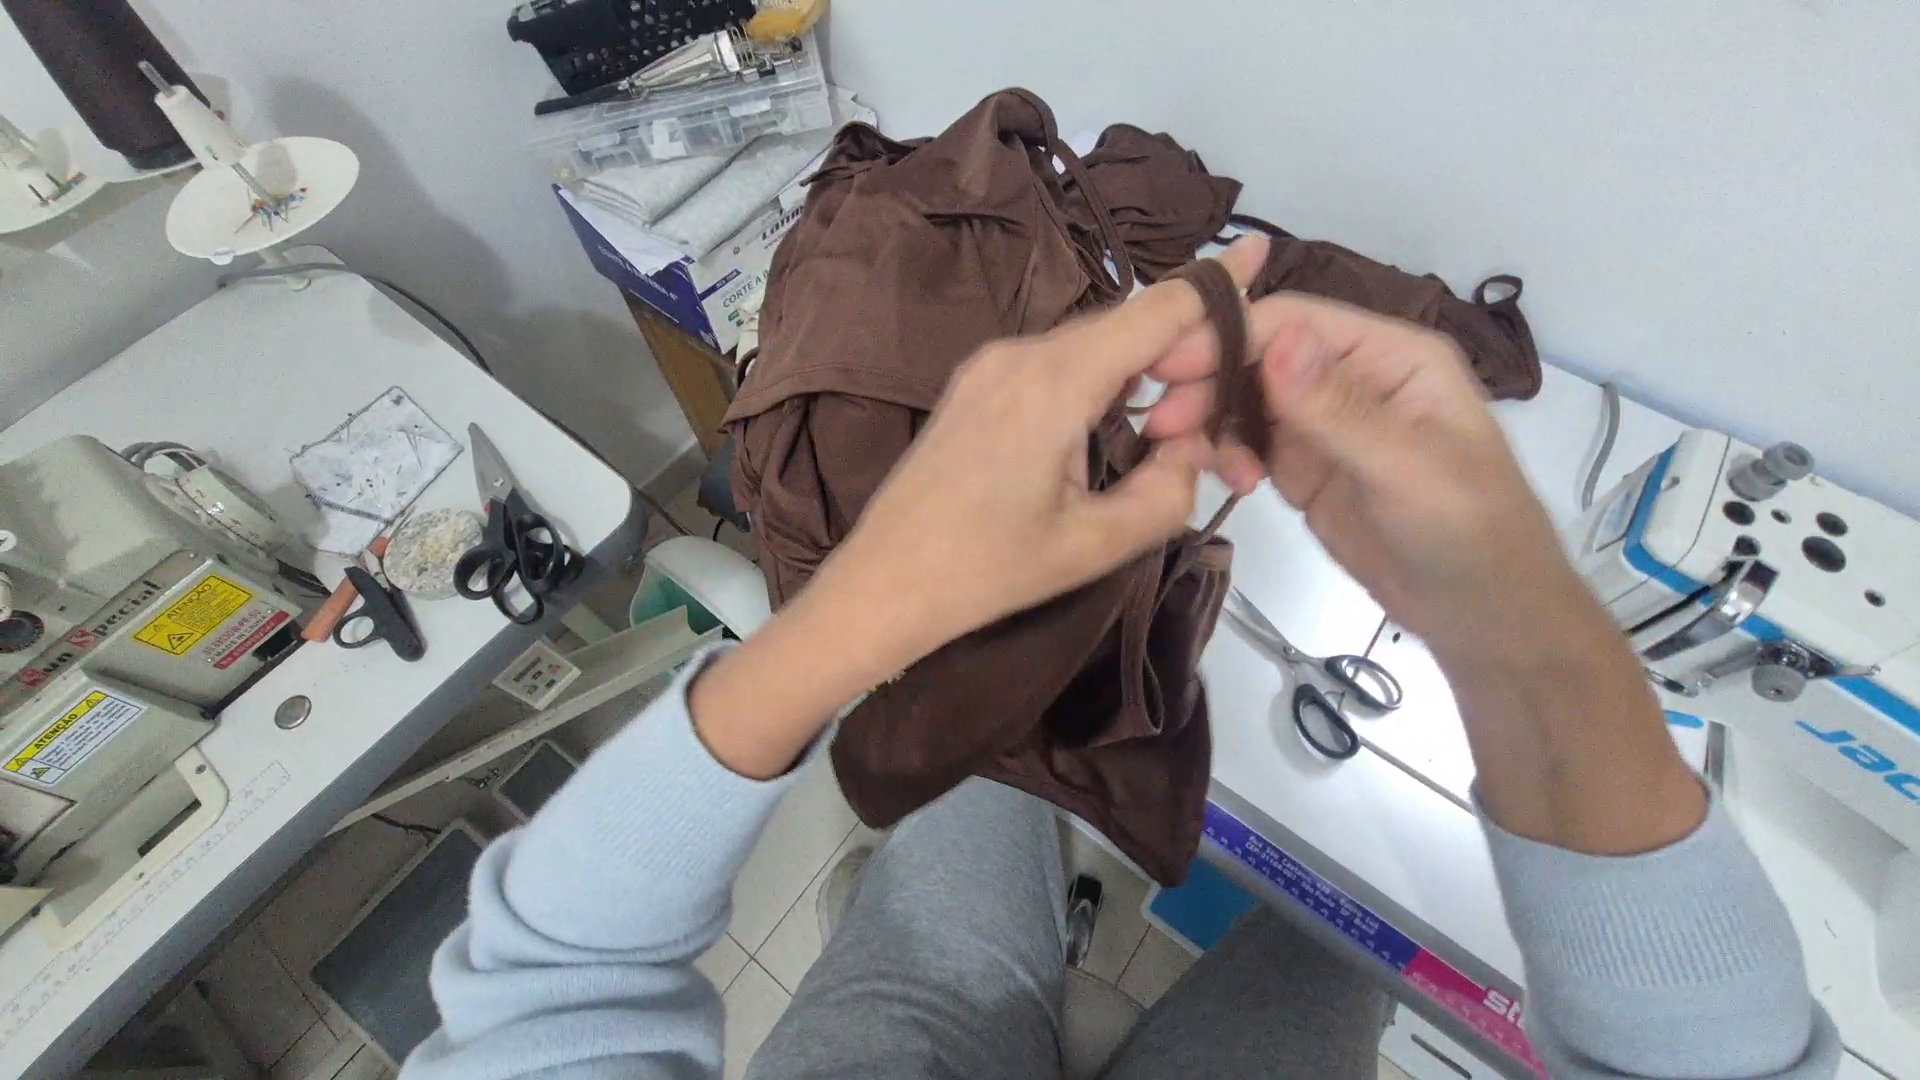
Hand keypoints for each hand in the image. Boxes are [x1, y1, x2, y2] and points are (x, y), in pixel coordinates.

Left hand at [690, 235, 1268, 777]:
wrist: (884, 583)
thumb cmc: (985, 571)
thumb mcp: (1095, 544)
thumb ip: (1168, 490)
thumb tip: (1190, 448)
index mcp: (1054, 382)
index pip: (1156, 309)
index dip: (1216, 285)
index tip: (1262, 256)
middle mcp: (1020, 353)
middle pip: (1125, 325)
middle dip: (1182, 352)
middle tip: (1212, 414)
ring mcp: (989, 366)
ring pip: (1091, 345)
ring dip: (1139, 370)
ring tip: (1170, 423)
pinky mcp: (974, 386)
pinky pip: (1054, 364)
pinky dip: (1098, 380)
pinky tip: (1113, 422)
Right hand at [1143, 292, 1579, 662]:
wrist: (1476, 612)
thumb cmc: (1466, 532)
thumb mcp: (1406, 468)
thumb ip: (1338, 408)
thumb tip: (1277, 340)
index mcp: (1387, 356)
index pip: (1292, 323)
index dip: (1226, 335)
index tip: (1166, 365)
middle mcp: (1348, 379)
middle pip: (1256, 359)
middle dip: (1205, 384)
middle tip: (1159, 422)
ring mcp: (1319, 425)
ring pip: (1243, 403)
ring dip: (1208, 424)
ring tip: (1187, 460)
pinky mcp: (1299, 468)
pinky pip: (1245, 446)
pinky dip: (1224, 457)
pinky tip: (1228, 483)